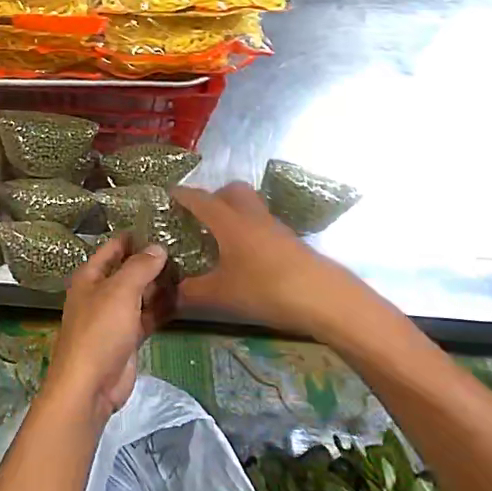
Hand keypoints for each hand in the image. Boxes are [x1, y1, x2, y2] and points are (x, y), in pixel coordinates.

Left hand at [44, 236, 171, 419]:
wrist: (90, 384)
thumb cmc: (99, 330)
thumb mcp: (120, 291)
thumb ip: (139, 267)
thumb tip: (158, 247)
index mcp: (90, 277)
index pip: (113, 248)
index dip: (134, 237)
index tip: (162, 225)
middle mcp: (100, 293)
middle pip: (128, 271)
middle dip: (153, 262)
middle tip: (186, 248)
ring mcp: (114, 317)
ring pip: (140, 294)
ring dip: (160, 285)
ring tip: (191, 269)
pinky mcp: (128, 338)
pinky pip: (147, 316)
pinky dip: (163, 308)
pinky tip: (184, 298)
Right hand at [173, 183, 377, 340]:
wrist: (324, 298)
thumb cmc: (265, 288)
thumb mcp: (220, 294)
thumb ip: (191, 291)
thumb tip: (169, 293)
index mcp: (229, 221)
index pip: (200, 199)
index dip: (182, 196)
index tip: (167, 195)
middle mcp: (252, 217)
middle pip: (232, 191)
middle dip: (213, 197)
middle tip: (197, 217)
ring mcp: (275, 228)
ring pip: (250, 208)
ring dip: (232, 214)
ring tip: (217, 238)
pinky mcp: (290, 243)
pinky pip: (262, 226)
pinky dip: (248, 232)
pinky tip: (242, 257)